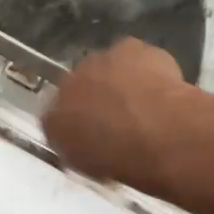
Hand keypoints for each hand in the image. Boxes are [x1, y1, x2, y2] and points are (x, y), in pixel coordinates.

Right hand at [43, 38, 188, 182]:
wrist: (154, 132)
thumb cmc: (120, 159)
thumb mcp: (90, 168)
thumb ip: (80, 148)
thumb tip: (84, 142)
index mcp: (53, 120)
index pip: (57, 117)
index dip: (77, 122)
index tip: (94, 132)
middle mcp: (66, 85)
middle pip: (79, 85)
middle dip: (95, 95)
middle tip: (119, 115)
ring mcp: (96, 62)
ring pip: (106, 67)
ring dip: (118, 78)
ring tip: (142, 99)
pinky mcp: (127, 46)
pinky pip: (133, 56)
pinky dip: (144, 66)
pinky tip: (160, 85)